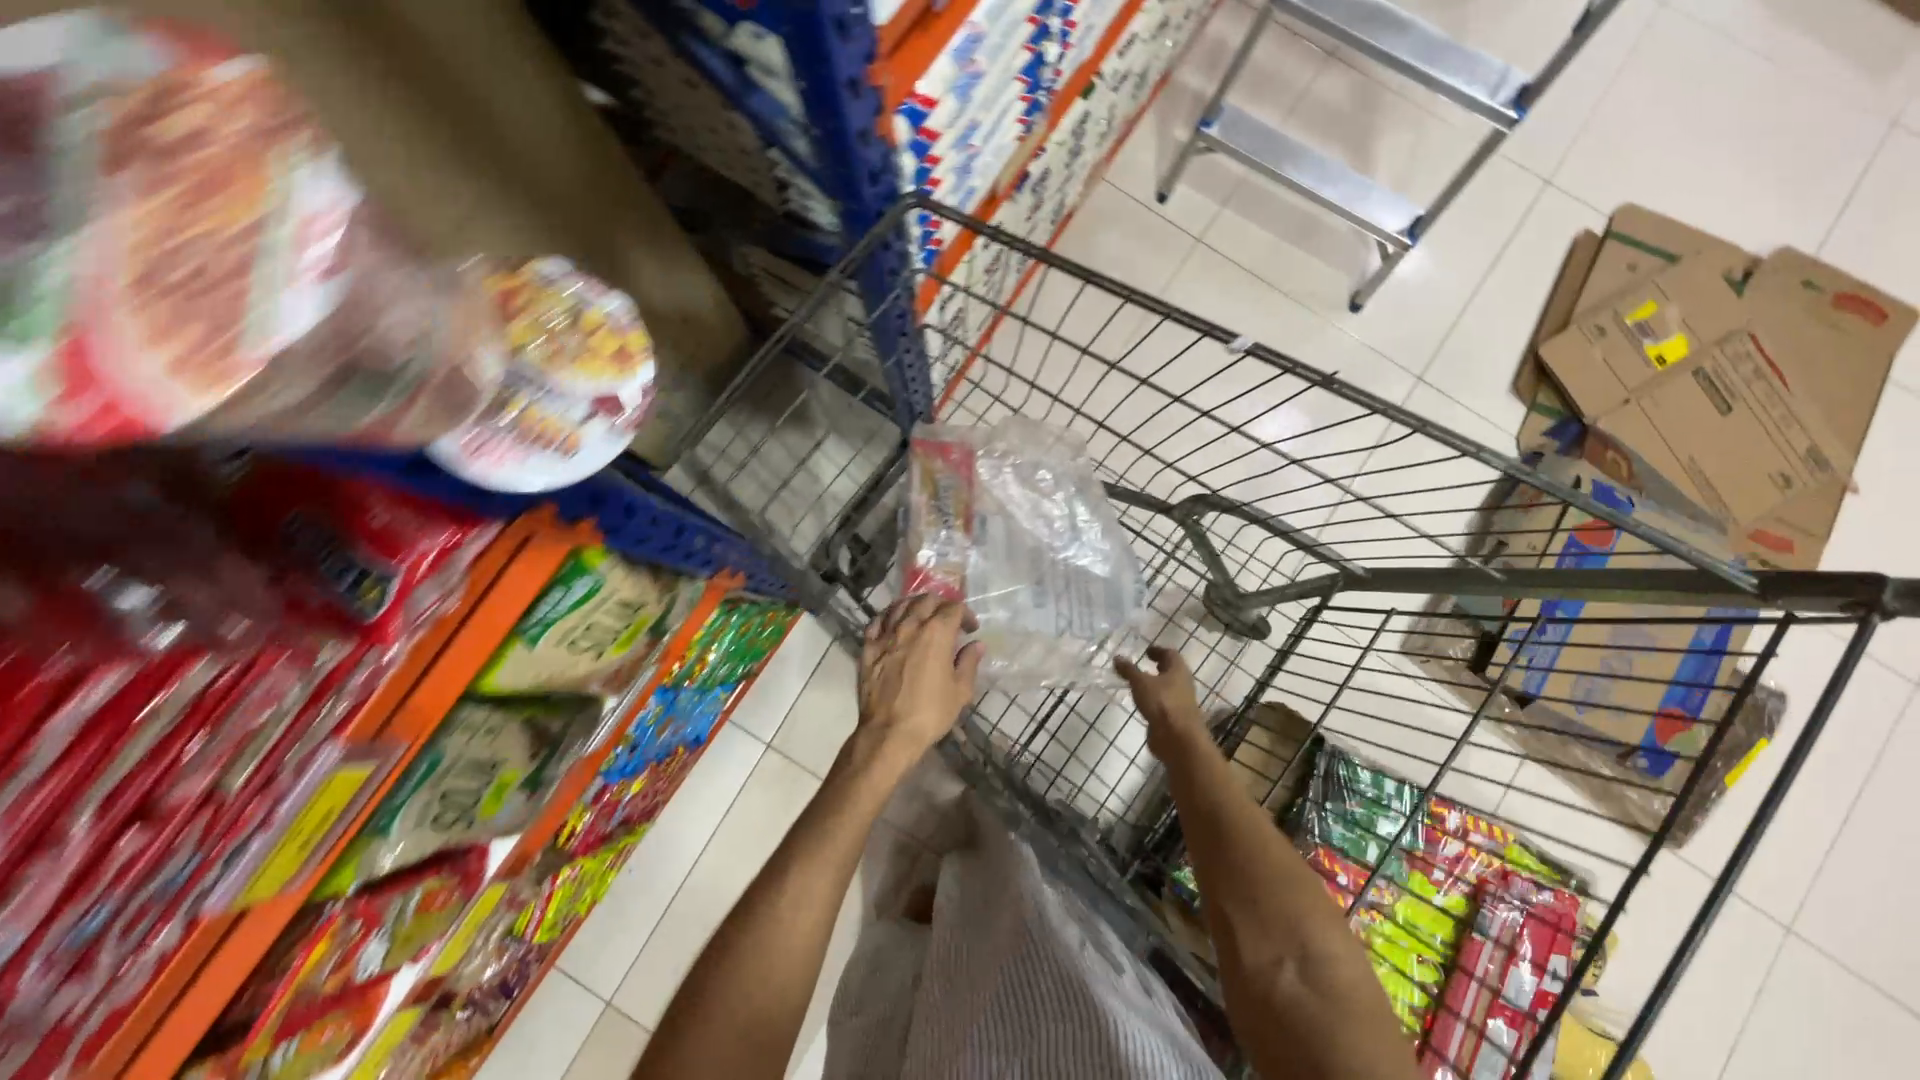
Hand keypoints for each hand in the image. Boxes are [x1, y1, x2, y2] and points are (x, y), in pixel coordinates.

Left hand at [855, 596, 983, 770]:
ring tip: (922, 615)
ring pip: (900, 605)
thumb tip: (976, 645)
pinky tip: (894, 623)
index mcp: (936, 633)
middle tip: (949, 619)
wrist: (889, 732)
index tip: (971, 628)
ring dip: (915, 605)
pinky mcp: (868, 648)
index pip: (953, 608)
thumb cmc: (930, 713)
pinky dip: (889, 617)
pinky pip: (877, 621)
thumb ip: (969, 663)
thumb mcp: (960, 691)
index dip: (966, 614)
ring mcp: (886, 635)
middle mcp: (910, 626)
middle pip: (926, 600)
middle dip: (942, 604)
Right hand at [1116, 645, 1207, 758]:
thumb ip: (1129, 670)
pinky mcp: (1175, 718)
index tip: (1146, 650)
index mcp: (1178, 670)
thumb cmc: (1162, 703)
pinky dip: (1154, 700)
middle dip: (1159, 667)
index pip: (1170, 654)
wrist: (1178, 738)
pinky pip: (1163, 703)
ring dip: (1156, 685)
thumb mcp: (1141, 683)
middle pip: (1172, 671)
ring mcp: (1180, 702)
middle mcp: (1183, 684)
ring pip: (1168, 688)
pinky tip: (1142, 703)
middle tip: (1144, 664)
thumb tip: (1118, 657)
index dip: (1158, 650)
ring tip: (1139, 684)